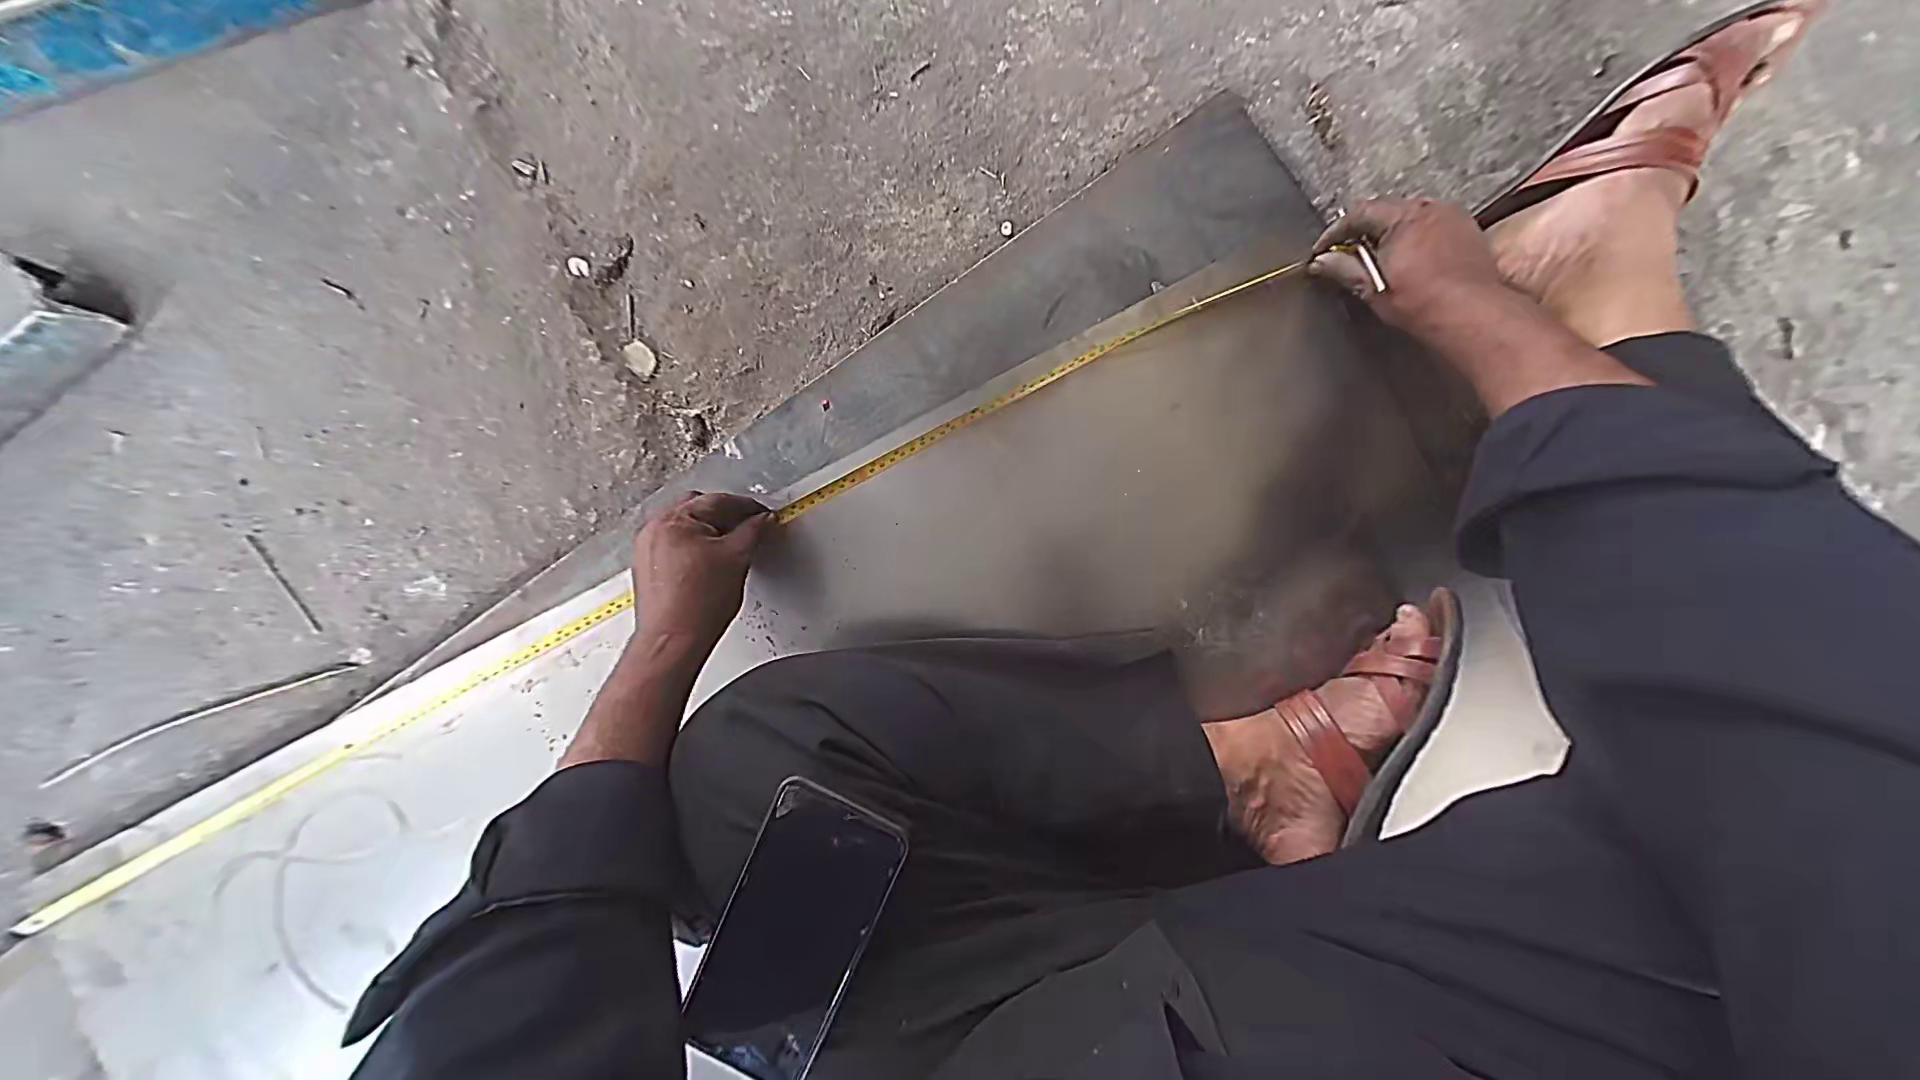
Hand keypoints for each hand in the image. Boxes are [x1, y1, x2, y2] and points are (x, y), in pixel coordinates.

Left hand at [632, 491, 773, 652]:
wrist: (674, 640)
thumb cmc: (697, 607)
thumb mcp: (738, 559)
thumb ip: (753, 531)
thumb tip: (762, 520)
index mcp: (674, 521)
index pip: (719, 501)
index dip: (748, 507)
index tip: (763, 515)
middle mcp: (655, 529)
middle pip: (699, 508)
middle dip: (726, 516)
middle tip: (749, 528)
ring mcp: (648, 547)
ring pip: (687, 526)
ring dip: (710, 530)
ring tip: (731, 547)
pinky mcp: (648, 565)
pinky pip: (676, 543)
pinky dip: (695, 545)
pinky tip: (711, 562)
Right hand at [1309, 197, 1514, 339]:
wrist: (1468, 311)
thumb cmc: (1421, 300)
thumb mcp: (1370, 286)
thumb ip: (1343, 268)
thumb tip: (1321, 261)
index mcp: (1403, 218)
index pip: (1359, 213)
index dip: (1335, 232)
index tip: (1322, 249)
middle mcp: (1430, 209)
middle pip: (1385, 210)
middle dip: (1362, 230)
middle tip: (1343, 253)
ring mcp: (1451, 216)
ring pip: (1409, 216)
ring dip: (1388, 232)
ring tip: (1374, 257)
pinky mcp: (1466, 230)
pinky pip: (1430, 224)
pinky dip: (1411, 236)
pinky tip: (1404, 258)